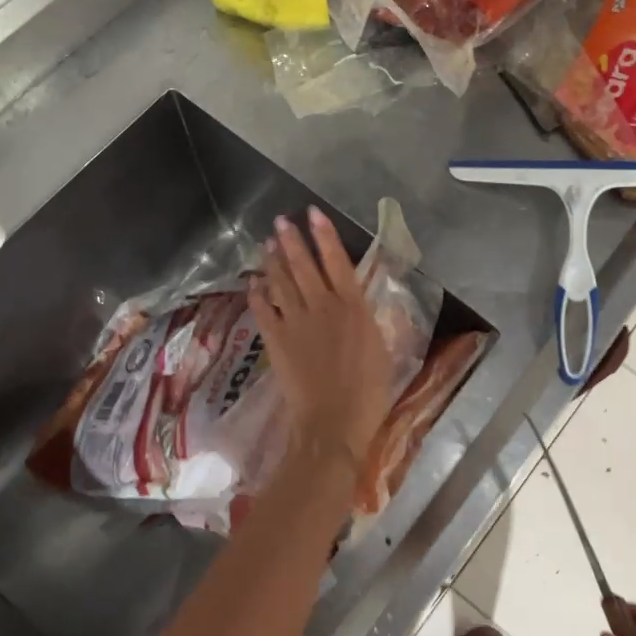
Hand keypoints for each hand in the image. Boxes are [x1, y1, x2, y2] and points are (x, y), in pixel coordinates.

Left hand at [249, 207, 394, 466]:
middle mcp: (322, 306)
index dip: (325, 236)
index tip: (313, 214)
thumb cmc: (369, 393)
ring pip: (281, 282)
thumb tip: (363, 305)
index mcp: (354, 307)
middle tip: (281, 221)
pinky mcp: (276, 340)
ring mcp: (296, 321)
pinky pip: (264, 309)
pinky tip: (254, 281)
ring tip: (267, 242)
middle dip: (292, 241)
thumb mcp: (382, 351)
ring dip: (273, 260)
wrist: (333, 421)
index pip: (338, 261)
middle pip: (304, 265)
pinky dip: (258, 293)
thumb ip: (369, 323)